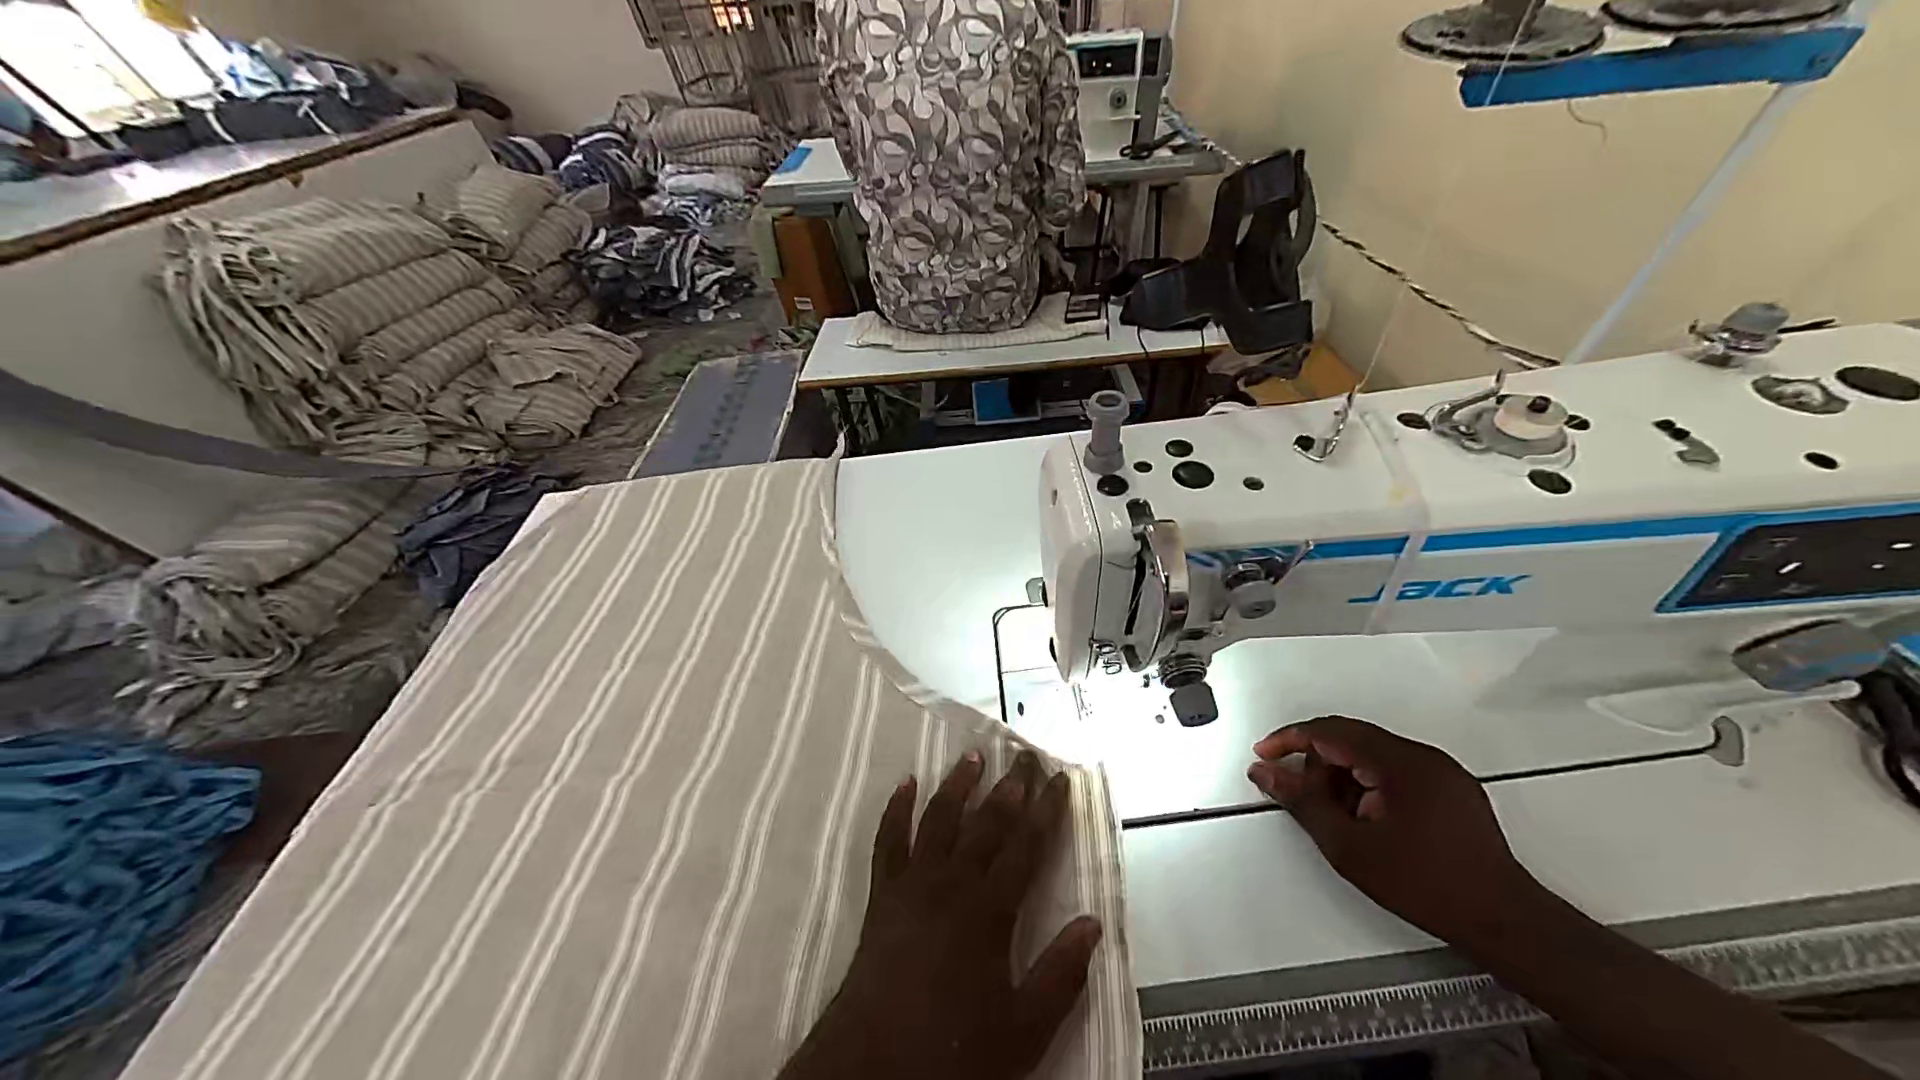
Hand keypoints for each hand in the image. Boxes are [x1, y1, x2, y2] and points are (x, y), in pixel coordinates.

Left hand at [778, 749, 1101, 1079]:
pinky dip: (896, 809)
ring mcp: (912, 884)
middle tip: (1025, 755)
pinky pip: (888, 840)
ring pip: (938, 819)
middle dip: (1010, 786)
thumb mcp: (1023, 1029)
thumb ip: (1061, 975)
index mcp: (989, 910)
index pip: (1027, 845)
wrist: (872, 1068)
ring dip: (958, 785)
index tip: (1061, 779)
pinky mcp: (882, 894)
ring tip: (973, 756)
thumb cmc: (953, 1052)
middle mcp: (951, 883)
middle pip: (986, 822)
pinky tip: (905, 784)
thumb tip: (1093, 924)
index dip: (1048, 809)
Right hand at [1246, 715, 1543, 945]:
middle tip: (1298, 794)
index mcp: (1399, 762)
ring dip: (1342, 777)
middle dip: (1316, 764)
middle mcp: (1423, 757)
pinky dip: (1367, 785)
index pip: (1330, 731)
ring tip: (1336, 817)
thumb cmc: (1429, 885)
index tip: (1265, 753)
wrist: (1501, 921)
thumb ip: (1301, 802)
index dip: (1290, 740)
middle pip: (1350, 740)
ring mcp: (1441, 771)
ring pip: (1371, 755)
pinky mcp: (1451, 788)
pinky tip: (1364, 819)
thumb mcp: (1347, 845)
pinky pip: (1394, 769)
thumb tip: (1267, 773)